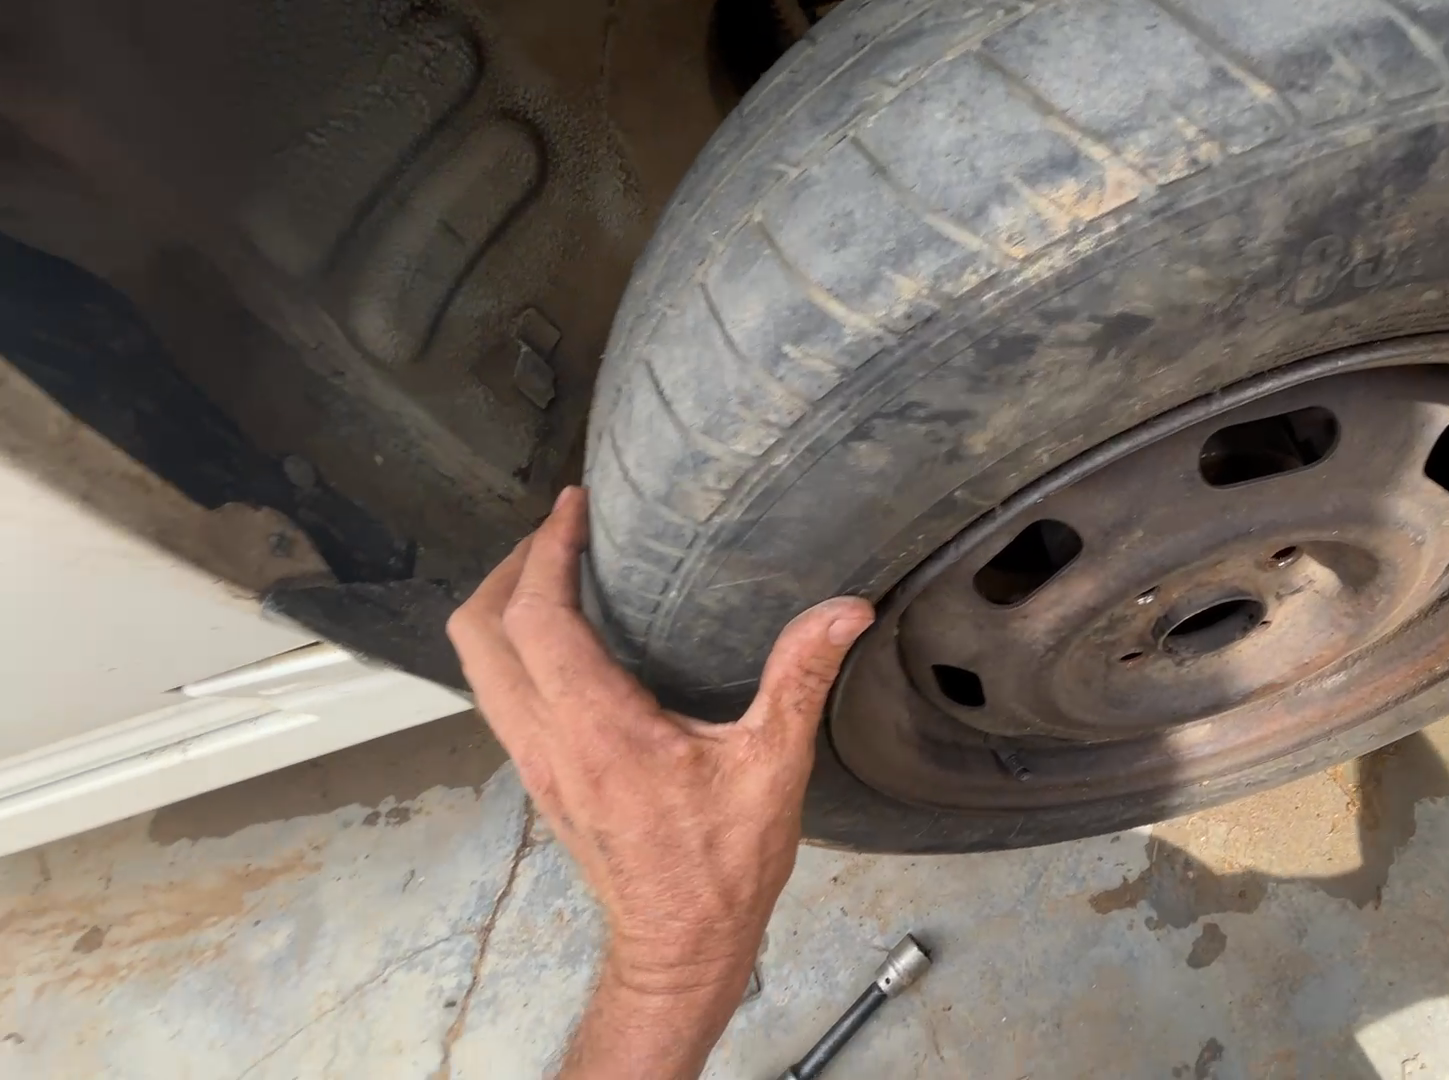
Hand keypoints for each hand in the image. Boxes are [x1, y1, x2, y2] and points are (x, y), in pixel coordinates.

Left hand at [446, 487, 872, 1073]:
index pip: (537, 621)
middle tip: (563, 527)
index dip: (547, 552)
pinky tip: (570, 635)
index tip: (574, 505)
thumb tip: (848, 609)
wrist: (679, 943)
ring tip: (560, 565)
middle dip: (512, 566)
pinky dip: (516, 642)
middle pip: (480, 634)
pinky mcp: (542, 775)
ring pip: (479, 665)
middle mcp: (546, 741)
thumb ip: (802, 678)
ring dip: (505, 604)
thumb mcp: (775, 764)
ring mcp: (534, 762)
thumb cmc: (725, 860)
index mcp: (598, 729)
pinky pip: (500, 690)